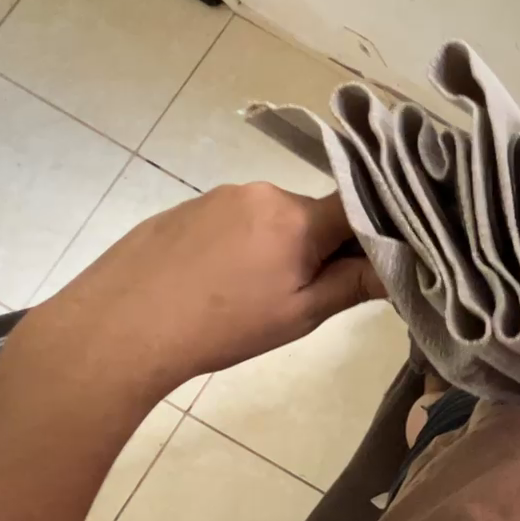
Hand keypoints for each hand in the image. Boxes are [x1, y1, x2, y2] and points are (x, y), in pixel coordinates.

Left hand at [17, 182, 384, 400]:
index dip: (377, 233)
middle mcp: (262, 192)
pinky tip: (222, 280)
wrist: (118, 328)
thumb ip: (355, 285)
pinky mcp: (187, 208)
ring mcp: (219, 196)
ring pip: (277, 217)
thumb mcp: (302, 314)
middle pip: (317, 215)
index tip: (379, 262)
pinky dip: (246, 244)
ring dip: (284, 245)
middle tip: (310, 292)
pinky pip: (238, 219)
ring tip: (259, 291)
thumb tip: (401, 269)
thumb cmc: (223, 326)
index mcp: (296, 216)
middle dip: (324, 246)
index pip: (359, 209)